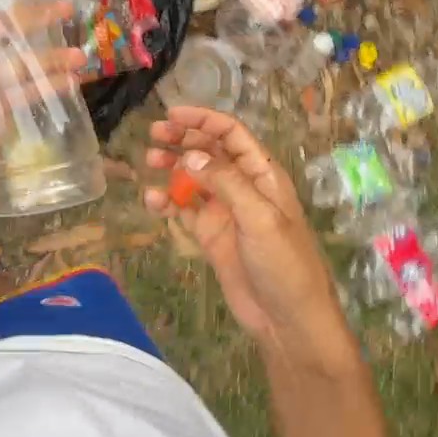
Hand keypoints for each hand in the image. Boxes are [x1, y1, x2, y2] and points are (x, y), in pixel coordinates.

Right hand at [142, 107, 358, 373]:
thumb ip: (225, 183)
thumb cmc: (285, 265)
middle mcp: (243, 187)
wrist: (289, 321)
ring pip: (193, 177)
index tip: (171, 115)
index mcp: (263, 176)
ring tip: (149, 161)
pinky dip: (167, 201)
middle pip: (209, 151)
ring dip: (172, 166)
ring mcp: (226, 211)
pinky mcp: (211, 235)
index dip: (203, 120)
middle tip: (154, 135)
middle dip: (183, 139)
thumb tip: (189, 155)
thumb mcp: (259, 218)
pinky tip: (152, 201)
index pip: (231, 135)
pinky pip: (185, 209)